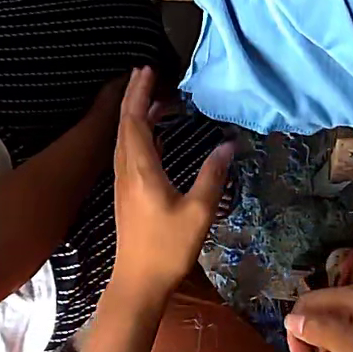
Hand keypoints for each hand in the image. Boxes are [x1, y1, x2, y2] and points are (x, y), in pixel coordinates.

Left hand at [107, 68, 234, 302]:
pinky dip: (139, 135)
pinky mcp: (127, 193)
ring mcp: (123, 183)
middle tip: (147, 73)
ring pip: (125, 138)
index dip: (140, 93)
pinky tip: (154, 136)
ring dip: (135, 114)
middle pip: (126, 124)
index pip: (135, 120)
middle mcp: (126, 170)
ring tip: (153, 98)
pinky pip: (128, 152)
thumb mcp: (198, 210)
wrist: (138, 281)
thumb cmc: (168, 248)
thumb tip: (229, 144)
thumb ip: (213, 174)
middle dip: (134, 96)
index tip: (148, 70)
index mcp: (141, 169)